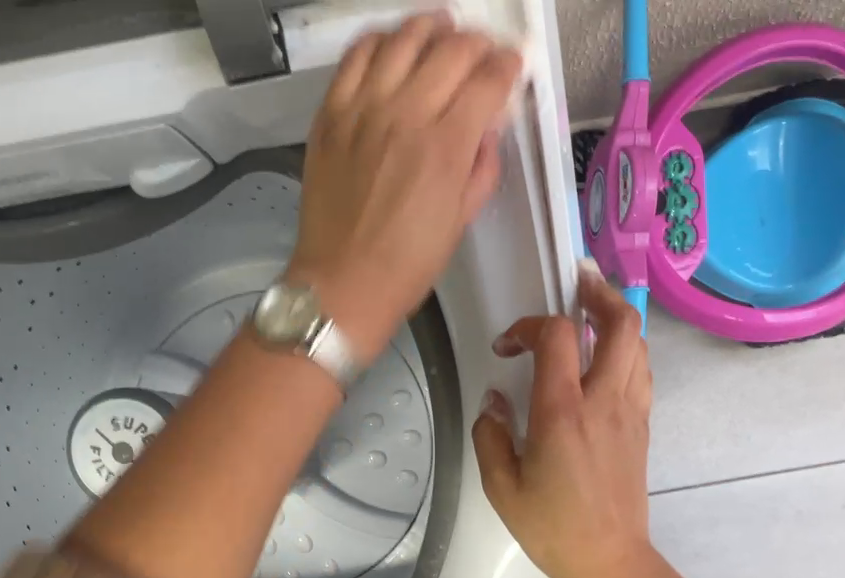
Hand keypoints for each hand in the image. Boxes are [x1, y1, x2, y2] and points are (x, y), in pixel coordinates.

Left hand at [290, 13, 521, 355]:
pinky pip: (357, 55)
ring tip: (443, 28)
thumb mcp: (459, 223)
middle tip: (483, 52)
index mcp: (444, 149)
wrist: (343, 284)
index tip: (513, 65)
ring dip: (431, 27)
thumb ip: (480, 170)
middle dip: (477, 44)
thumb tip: (485, 132)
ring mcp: (363, 110)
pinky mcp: (331, 113)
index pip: (487, 81)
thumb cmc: (405, 266)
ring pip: (403, 39)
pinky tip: (393, 44)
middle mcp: (405, 116)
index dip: (508, 66)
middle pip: (451, 50)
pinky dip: (380, 39)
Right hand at [473, 269, 659, 577]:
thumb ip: (492, 436)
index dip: (528, 327)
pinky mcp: (642, 429)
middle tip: (576, 284)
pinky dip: (626, 353)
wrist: (610, 562)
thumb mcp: (503, 488)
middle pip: (620, 323)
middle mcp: (604, 401)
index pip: (556, 336)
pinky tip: (604, 364)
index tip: (506, 349)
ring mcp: (630, 413)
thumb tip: (496, 401)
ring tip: (590, 318)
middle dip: (599, 293)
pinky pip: (641, 373)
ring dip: (616, 321)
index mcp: (563, 412)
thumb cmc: (553, 529)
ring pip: (638, 344)